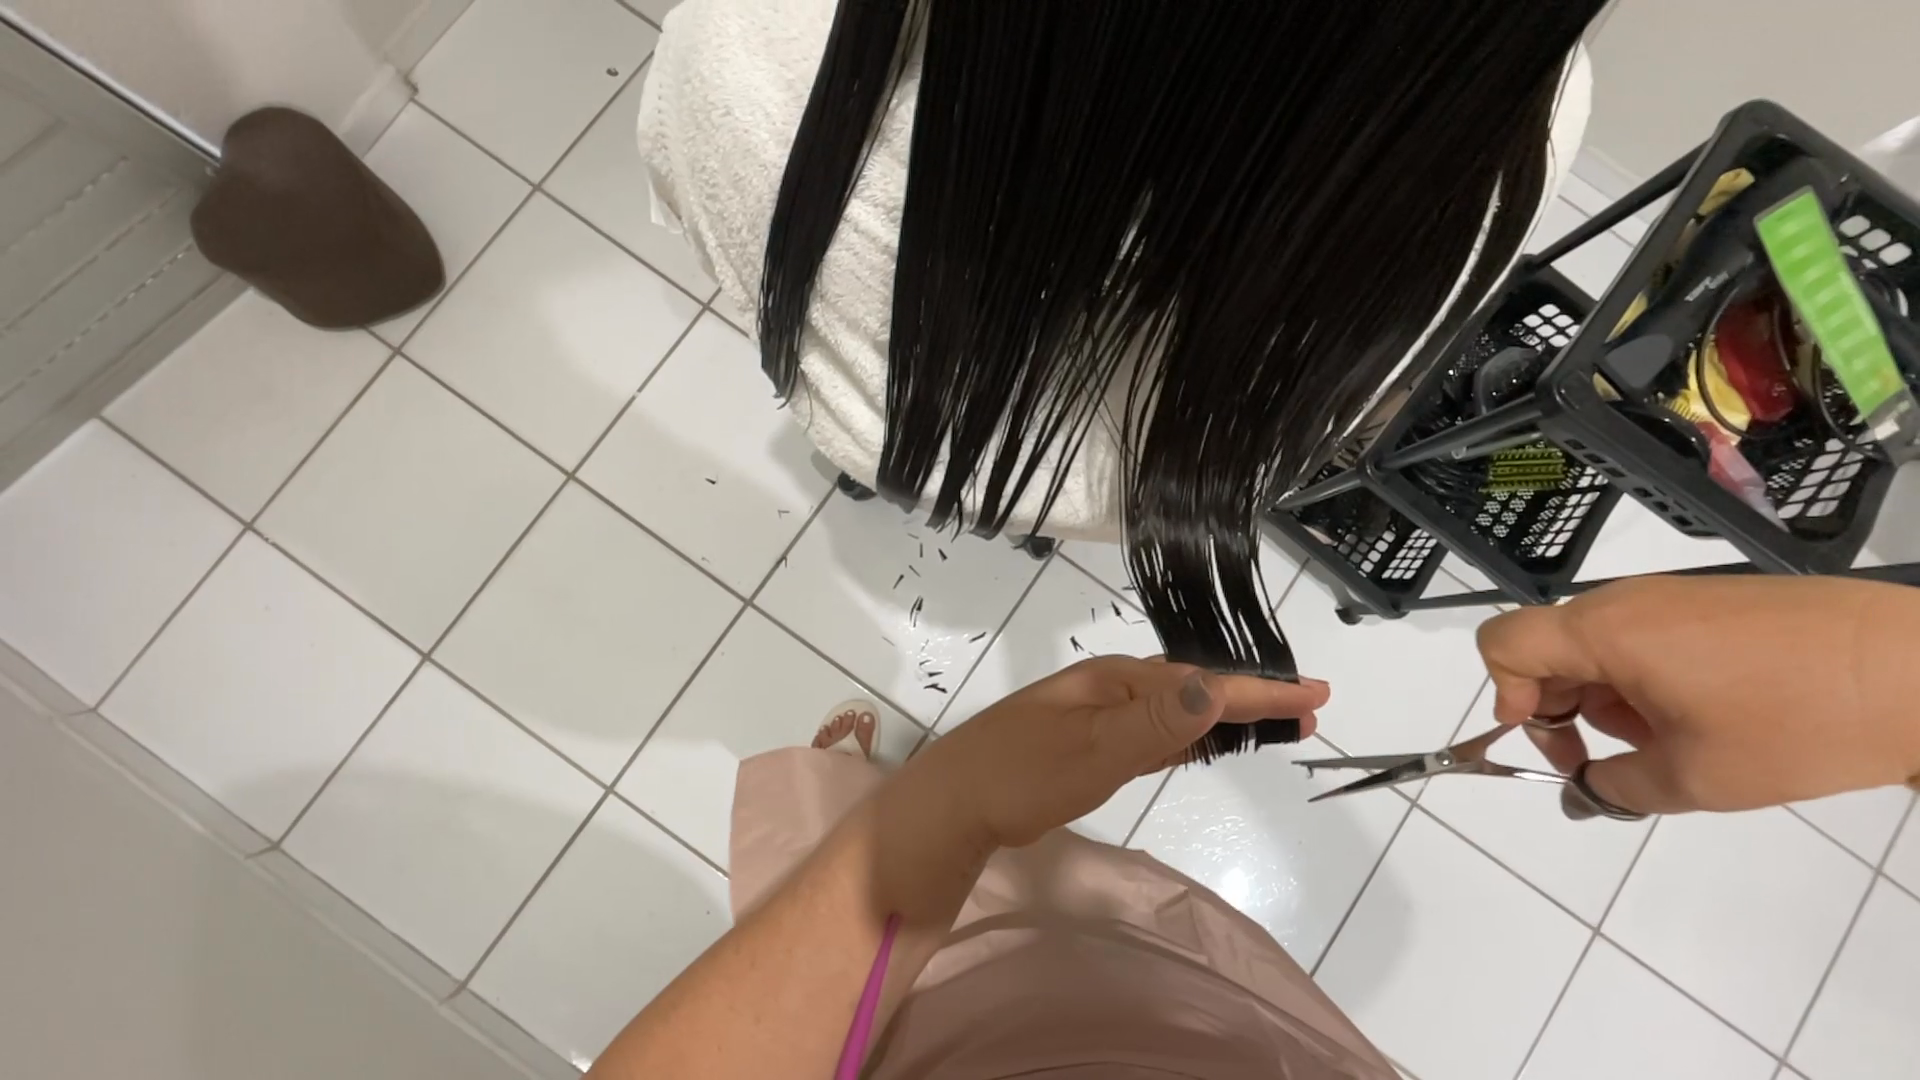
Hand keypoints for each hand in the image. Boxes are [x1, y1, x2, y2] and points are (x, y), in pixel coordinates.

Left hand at [894, 656, 1328, 847]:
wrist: (958, 799)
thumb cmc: (1023, 773)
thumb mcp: (1094, 750)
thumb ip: (1155, 722)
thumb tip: (1215, 685)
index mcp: (1117, 682)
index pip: (1202, 682)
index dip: (1260, 691)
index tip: (1315, 695)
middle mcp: (1112, 689)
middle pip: (1194, 688)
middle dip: (1250, 698)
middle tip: (1307, 708)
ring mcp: (1099, 715)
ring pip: (1175, 709)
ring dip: (1221, 715)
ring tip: (1269, 721)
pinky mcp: (1091, 743)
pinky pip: (1154, 732)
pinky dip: (1186, 735)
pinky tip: (1200, 741)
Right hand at [1477, 575, 1919, 814]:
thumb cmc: (1799, 721)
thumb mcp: (1698, 776)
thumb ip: (1616, 788)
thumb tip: (1581, 795)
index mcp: (1602, 631)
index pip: (1501, 642)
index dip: (1504, 692)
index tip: (1548, 736)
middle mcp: (1622, 602)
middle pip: (1548, 650)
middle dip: (1562, 708)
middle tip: (1610, 757)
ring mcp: (1669, 597)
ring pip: (1597, 648)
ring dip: (1609, 699)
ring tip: (1674, 741)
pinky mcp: (1710, 601)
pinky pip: (1643, 638)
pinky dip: (1647, 680)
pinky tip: (1707, 715)